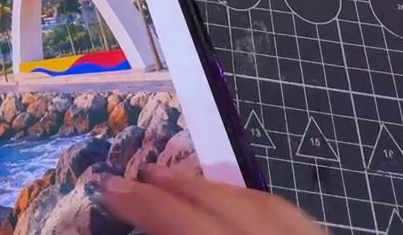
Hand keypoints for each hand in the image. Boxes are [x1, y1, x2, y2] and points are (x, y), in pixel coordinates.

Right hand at [101, 168, 325, 234]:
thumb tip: (144, 226)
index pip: (186, 224)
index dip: (144, 204)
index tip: (110, 188)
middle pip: (225, 203)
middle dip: (179, 186)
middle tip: (139, 177)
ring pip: (265, 203)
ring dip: (216, 189)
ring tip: (181, 184)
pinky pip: (292, 217)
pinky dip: (258, 204)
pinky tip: (239, 206)